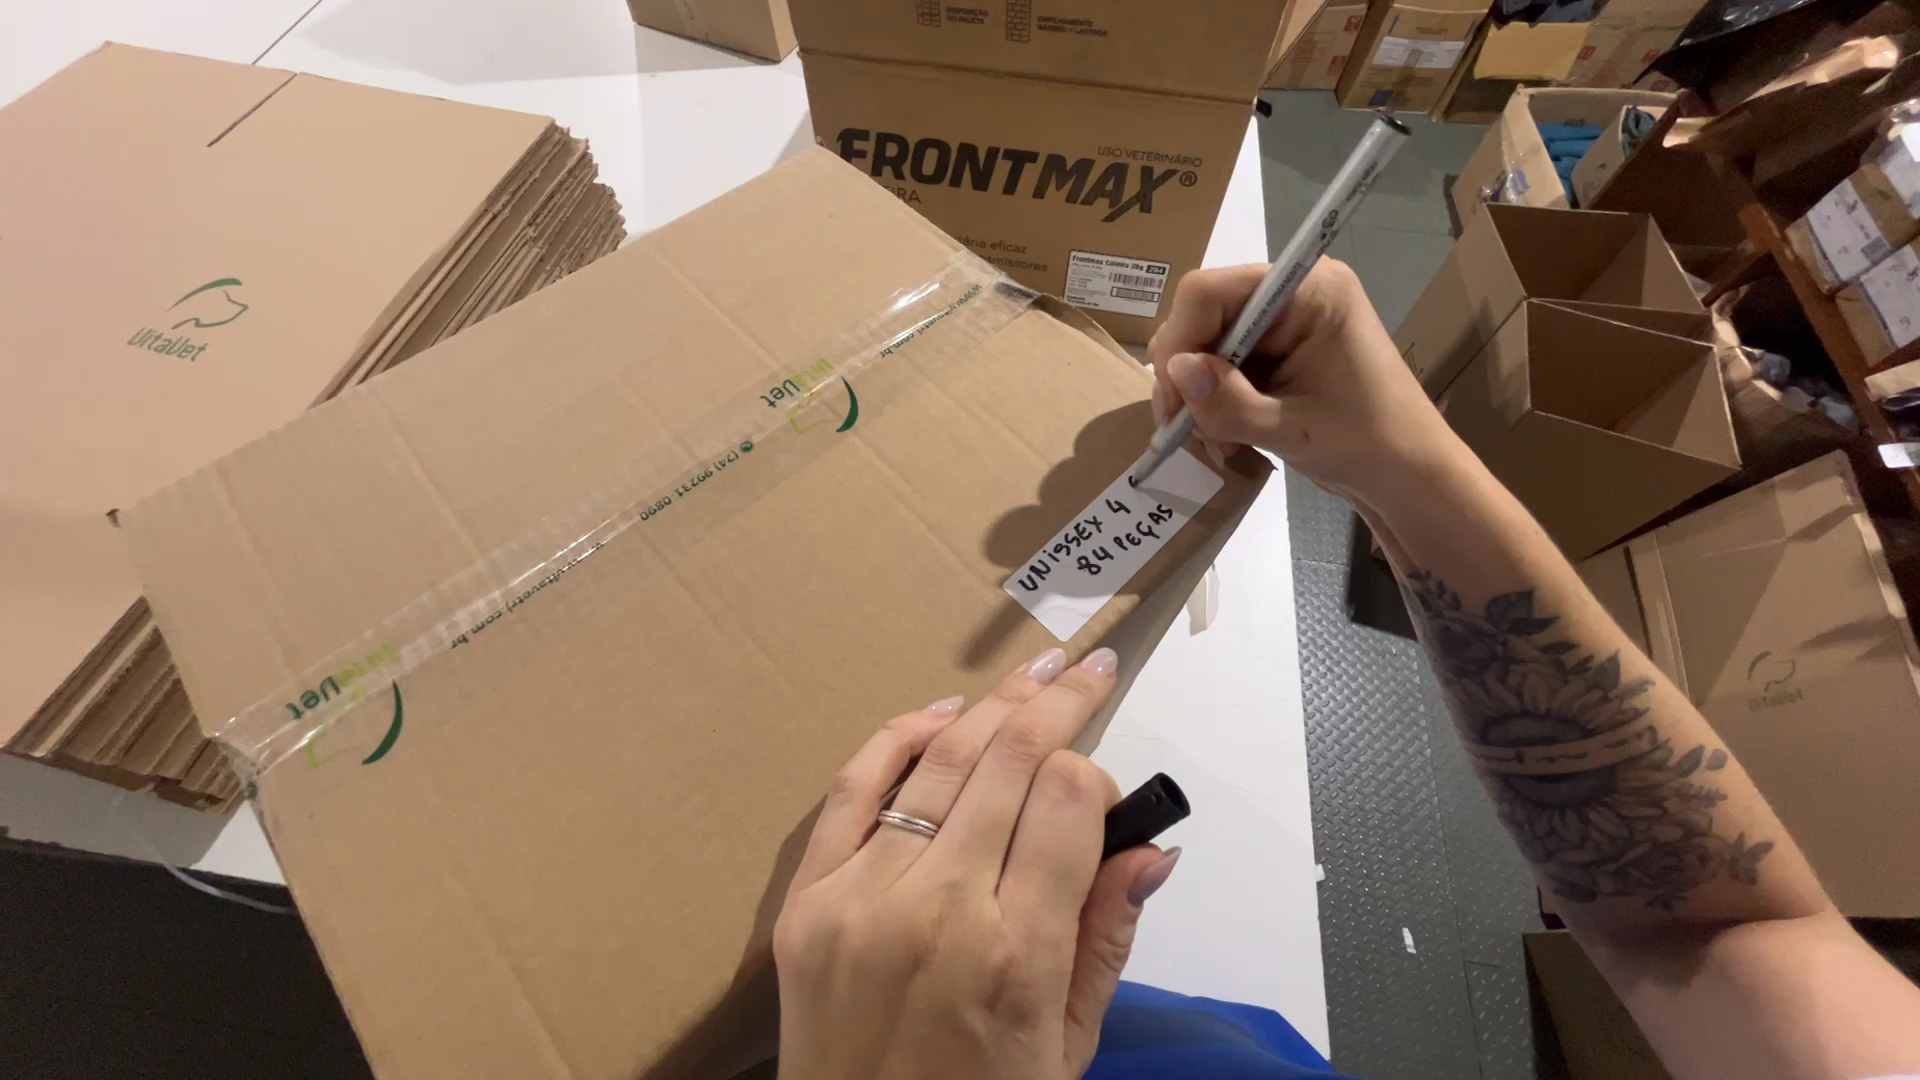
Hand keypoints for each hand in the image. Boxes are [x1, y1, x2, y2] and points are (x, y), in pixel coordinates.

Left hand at [773, 647, 1179, 1079]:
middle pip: (1010, 759)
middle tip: (1088, 666)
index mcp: (1015, 954)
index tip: (1100, 787)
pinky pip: (856, 785)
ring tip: (1037, 670)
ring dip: (998, 703)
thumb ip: (1108, 937)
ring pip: (943, 759)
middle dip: (1060, 699)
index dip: (1094, 776)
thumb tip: (1152, 845)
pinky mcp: (808, 895)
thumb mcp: (1067, 1048)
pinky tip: (948, 711)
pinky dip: (903, 735)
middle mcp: (937, 909)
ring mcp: (861, 896)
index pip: (1068, 801)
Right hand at [1146, 259, 1467, 509]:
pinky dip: (1209, 402)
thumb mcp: (1290, 429)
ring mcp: (1278, 323)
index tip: (1176, 401)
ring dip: (1194, 395)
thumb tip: (1174, 372)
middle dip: (1185, 375)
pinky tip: (1223, 434)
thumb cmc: (1366, 445)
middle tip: (1187, 430)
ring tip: (1212, 439)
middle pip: (1199, 317)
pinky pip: (1217, 366)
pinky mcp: (1272, 351)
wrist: (1405, 473)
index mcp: (1306, 291)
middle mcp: (1287, 294)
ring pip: (1201, 345)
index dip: (1180, 341)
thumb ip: (1228, 403)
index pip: (1208, 292)